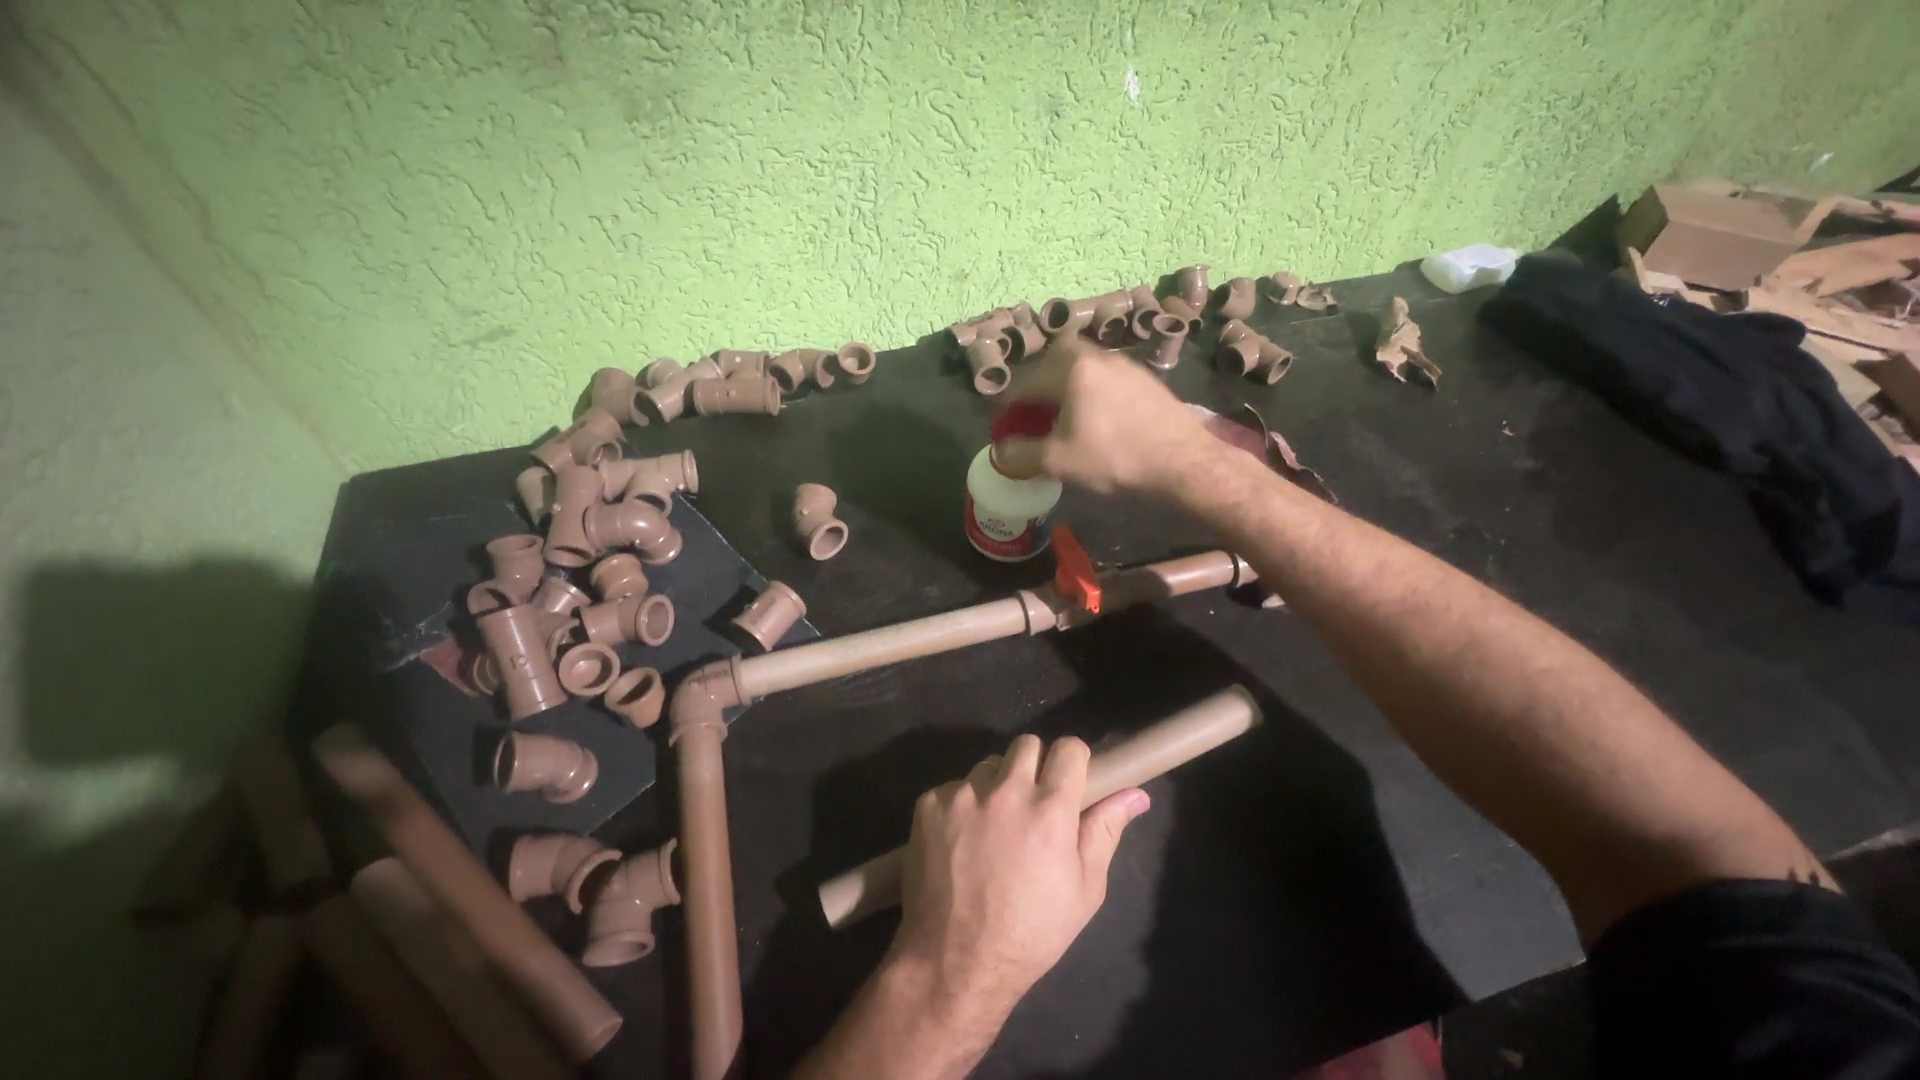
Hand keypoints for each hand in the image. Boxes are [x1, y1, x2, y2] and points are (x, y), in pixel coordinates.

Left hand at [887, 733, 1150, 1021]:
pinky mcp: (928, 805)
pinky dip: (961, 806)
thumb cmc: (1031, 932)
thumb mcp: (1084, 890)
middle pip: (1027, 745)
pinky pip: (953, 788)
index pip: (1068, 748)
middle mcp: (1005, 791)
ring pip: (988, 766)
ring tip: (994, 828)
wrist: (956, 961)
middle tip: (1033, 804)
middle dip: (1035, 766)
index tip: (1071, 782)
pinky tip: (962, 842)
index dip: (1073, 762)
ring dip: (996, 786)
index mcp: (1050, 809)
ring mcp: (962, 796)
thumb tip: (1135, 794)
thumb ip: (1105, 831)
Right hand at [999, 338, 1216, 493]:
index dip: (1009, 408)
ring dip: (1067, 391)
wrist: (1183, 462)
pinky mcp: (1146, 380)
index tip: (1004, 428)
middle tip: (1036, 416)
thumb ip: (1021, 455)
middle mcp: (1097, 356)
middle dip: (1040, 388)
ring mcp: (1126, 365)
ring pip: (1083, 370)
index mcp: (1071, 368)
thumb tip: (1000, 452)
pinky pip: (1106, 380)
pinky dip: (1092, 395)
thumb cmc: (1115, 457)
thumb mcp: (1059, 461)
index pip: (1025, 384)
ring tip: (1066, 422)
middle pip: (1055, 363)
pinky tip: (1099, 423)